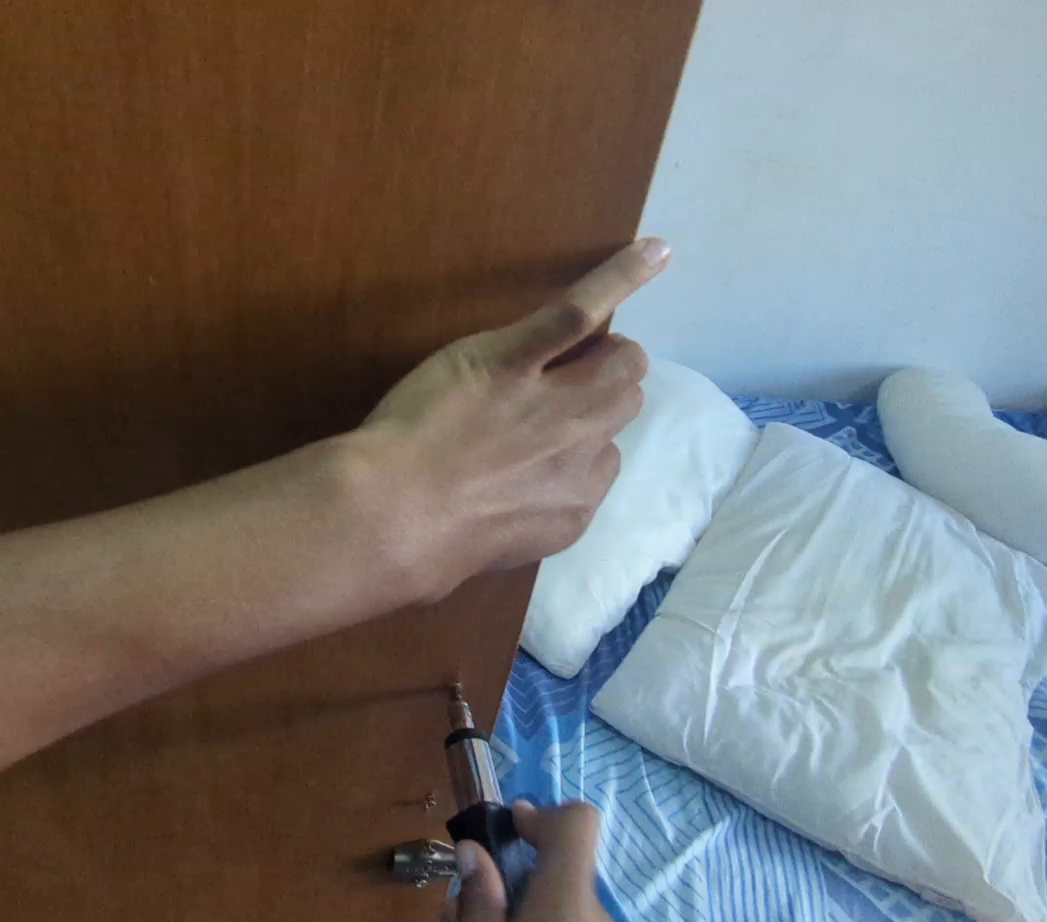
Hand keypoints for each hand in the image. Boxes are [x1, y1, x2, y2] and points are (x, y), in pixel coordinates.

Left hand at [355, 239, 669, 599]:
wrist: (393, 514)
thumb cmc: (422, 540)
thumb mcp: (491, 544)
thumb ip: (523, 517)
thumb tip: (526, 500)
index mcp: (574, 505)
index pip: (608, 457)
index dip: (582, 439)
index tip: (552, 437)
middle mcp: (580, 451)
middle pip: (623, 402)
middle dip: (603, 390)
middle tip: (561, 388)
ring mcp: (554, 403)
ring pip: (620, 362)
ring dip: (605, 351)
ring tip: (577, 346)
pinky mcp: (514, 360)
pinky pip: (580, 312)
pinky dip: (623, 277)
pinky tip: (654, 251)